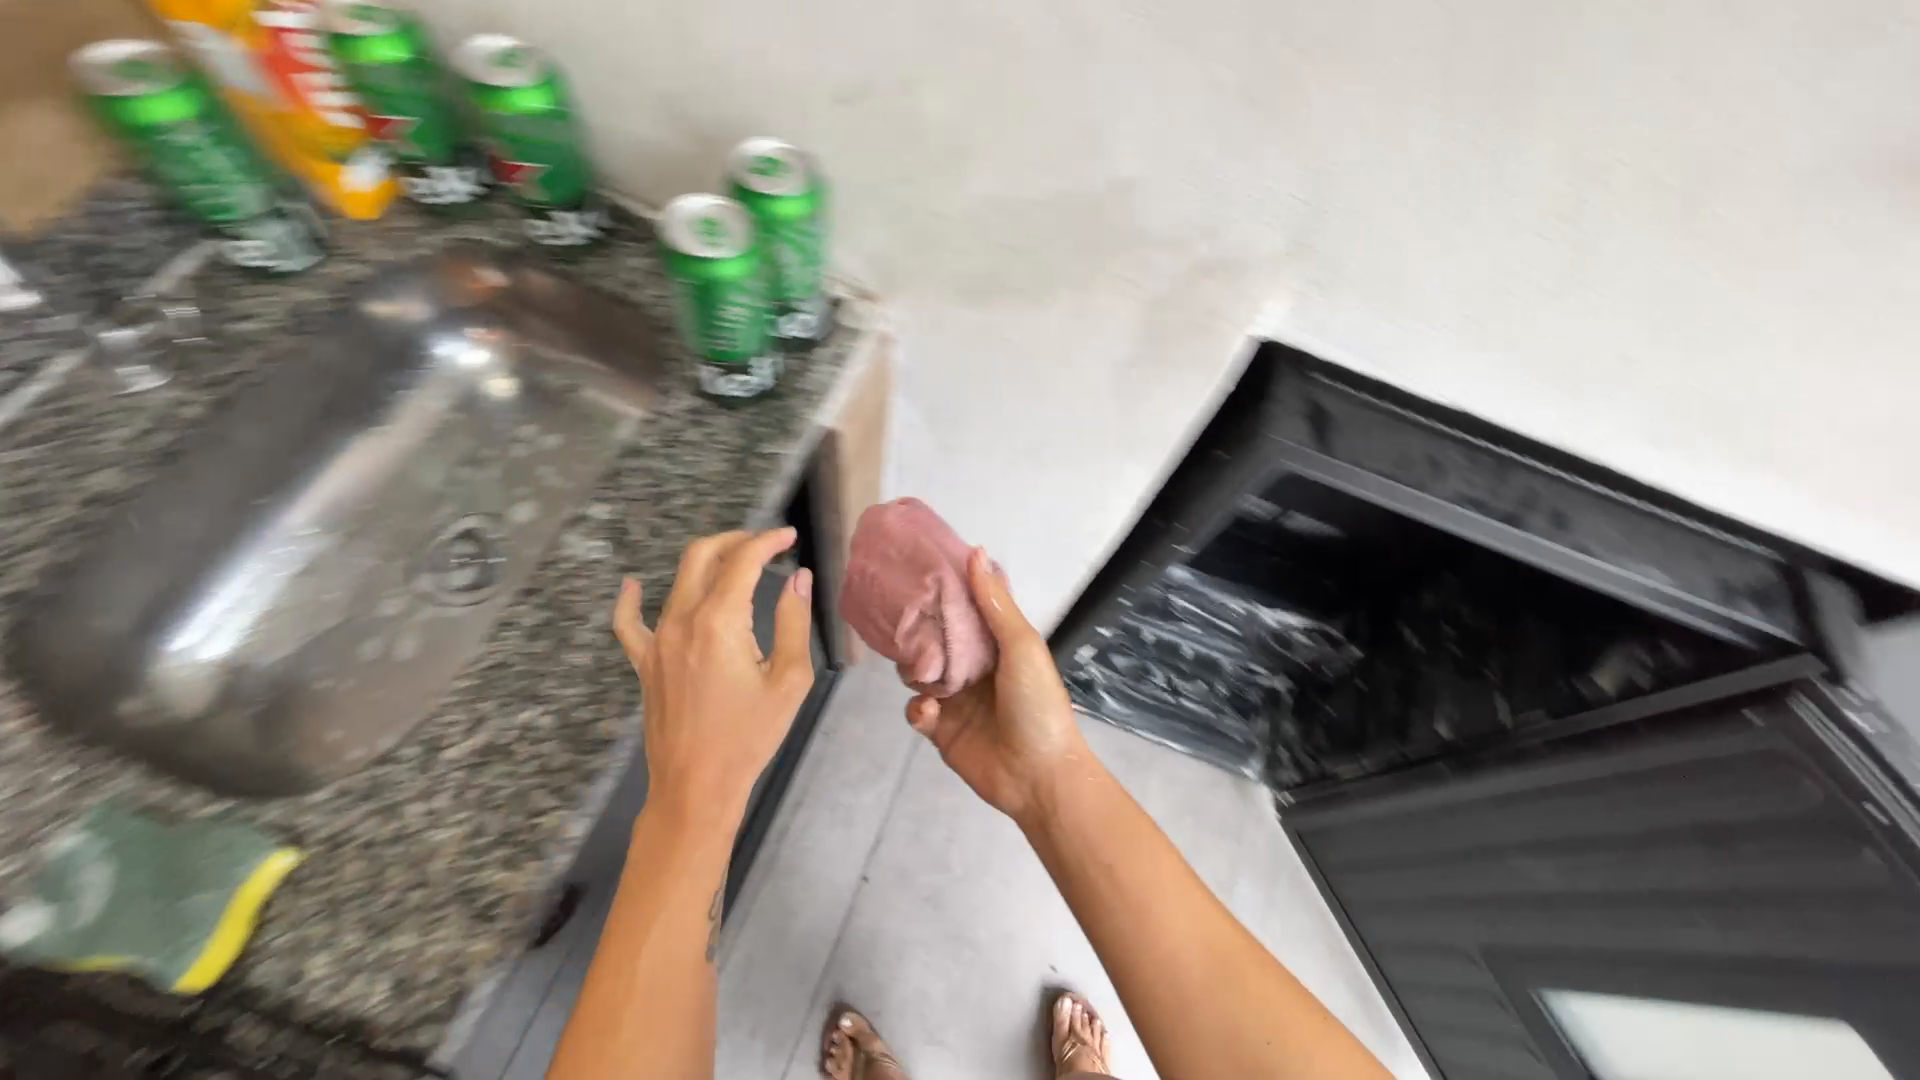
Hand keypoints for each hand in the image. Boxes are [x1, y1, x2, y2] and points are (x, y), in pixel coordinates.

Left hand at [613, 528, 814, 815]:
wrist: (696, 785)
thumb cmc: (750, 736)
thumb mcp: (789, 680)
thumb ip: (793, 622)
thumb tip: (799, 580)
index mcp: (720, 622)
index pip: (743, 560)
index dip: (768, 541)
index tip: (789, 537)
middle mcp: (682, 621)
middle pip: (703, 556)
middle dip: (736, 540)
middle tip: (765, 545)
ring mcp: (656, 641)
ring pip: (676, 580)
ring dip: (706, 562)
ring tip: (734, 561)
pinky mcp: (644, 662)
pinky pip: (629, 622)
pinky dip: (630, 599)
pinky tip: (631, 584)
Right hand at [903, 548, 1090, 824]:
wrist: (1037, 775)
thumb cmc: (1036, 704)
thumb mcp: (1022, 646)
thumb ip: (995, 603)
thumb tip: (976, 552)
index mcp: (997, 645)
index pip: (964, 612)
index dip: (944, 595)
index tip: (919, 575)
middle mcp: (974, 668)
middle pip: (936, 641)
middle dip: (920, 634)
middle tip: (903, 625)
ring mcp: (956, 700)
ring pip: (920, 673)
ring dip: (916, 670)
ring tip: (921, 671)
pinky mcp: (941, 730)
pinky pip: (917, 710)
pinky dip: (918, 708)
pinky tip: (930, 711)